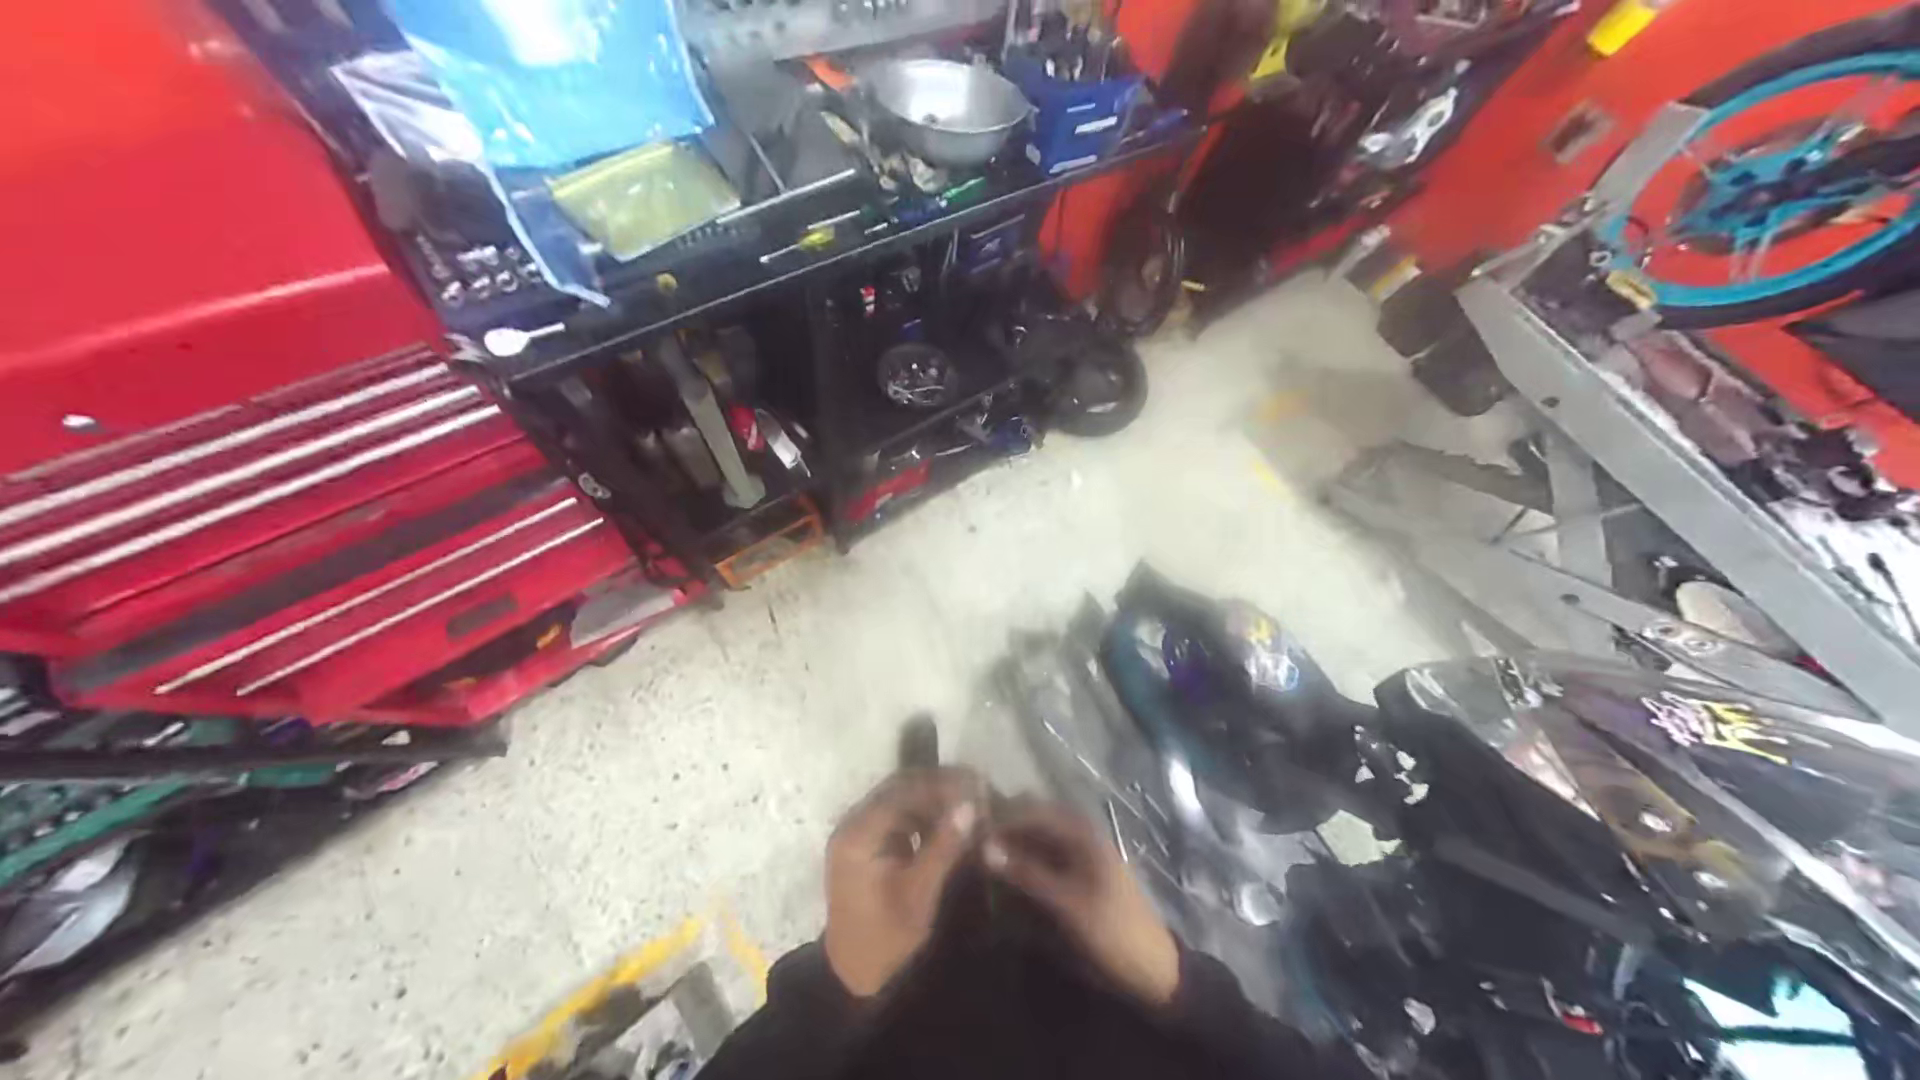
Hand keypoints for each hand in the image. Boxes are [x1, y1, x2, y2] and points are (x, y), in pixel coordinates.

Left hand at [823, 768, 982, 997]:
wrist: (855, 975)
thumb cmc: (886, 938)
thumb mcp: (919, 893)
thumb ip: (944, 846)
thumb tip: (971, 804)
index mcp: (859, 833)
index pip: (903, 790)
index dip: (941, 784)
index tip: (977, 786)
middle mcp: (855, 824)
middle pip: (900, 788)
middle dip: (940, 786)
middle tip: (978, 789)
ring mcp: (860, 833)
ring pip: (902, 799)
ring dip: (935, 799)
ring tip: (970, 804)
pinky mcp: (870, 844)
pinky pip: (900, 816)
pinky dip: (926, 815)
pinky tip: (952, 822)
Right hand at [983, 800, 1180, 1006]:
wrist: (1153, 971)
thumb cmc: (1112, 931)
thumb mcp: (1067, 903)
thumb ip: (1026, 873)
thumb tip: (984, 847)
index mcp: (1081, 831)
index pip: (1030, 809)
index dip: (1000, 819)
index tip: (969, 833)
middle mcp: (1077, 833)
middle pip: (1031, 820)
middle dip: (1003, 830)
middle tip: (971, 848)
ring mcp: (1076, 854)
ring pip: (1034, 839)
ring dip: (1010, 848)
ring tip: (980, 863)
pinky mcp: (1074, 875)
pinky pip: (1040, 859)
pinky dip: (1022, 864)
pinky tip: (1003, 879)